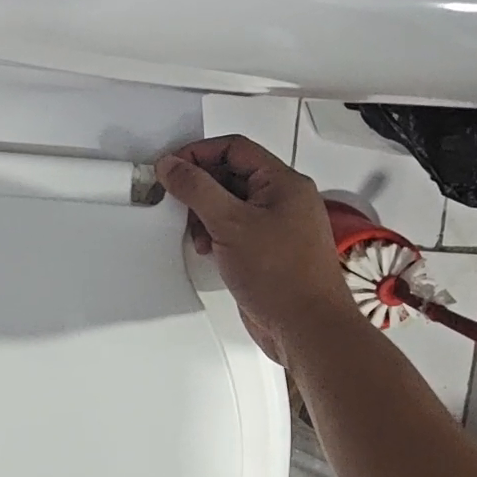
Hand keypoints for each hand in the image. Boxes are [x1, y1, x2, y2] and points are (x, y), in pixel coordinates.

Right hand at [156, 135, 355, 363]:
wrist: (306, 328)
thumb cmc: (282, 276)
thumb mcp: (229, 223)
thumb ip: (196, 188)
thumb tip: (171, 164)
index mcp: (283, 183)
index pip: (234, 149)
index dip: (198, 153)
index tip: (170, 169)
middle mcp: (282, 200)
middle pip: (229, 174)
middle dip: (199, 188)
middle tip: (176, 201)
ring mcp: (275, 225)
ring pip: (227, 203)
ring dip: (203, 214)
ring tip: (197, 235)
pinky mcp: (266, 250)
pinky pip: (232, 228)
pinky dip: (213, 233)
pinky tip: (207, 250)